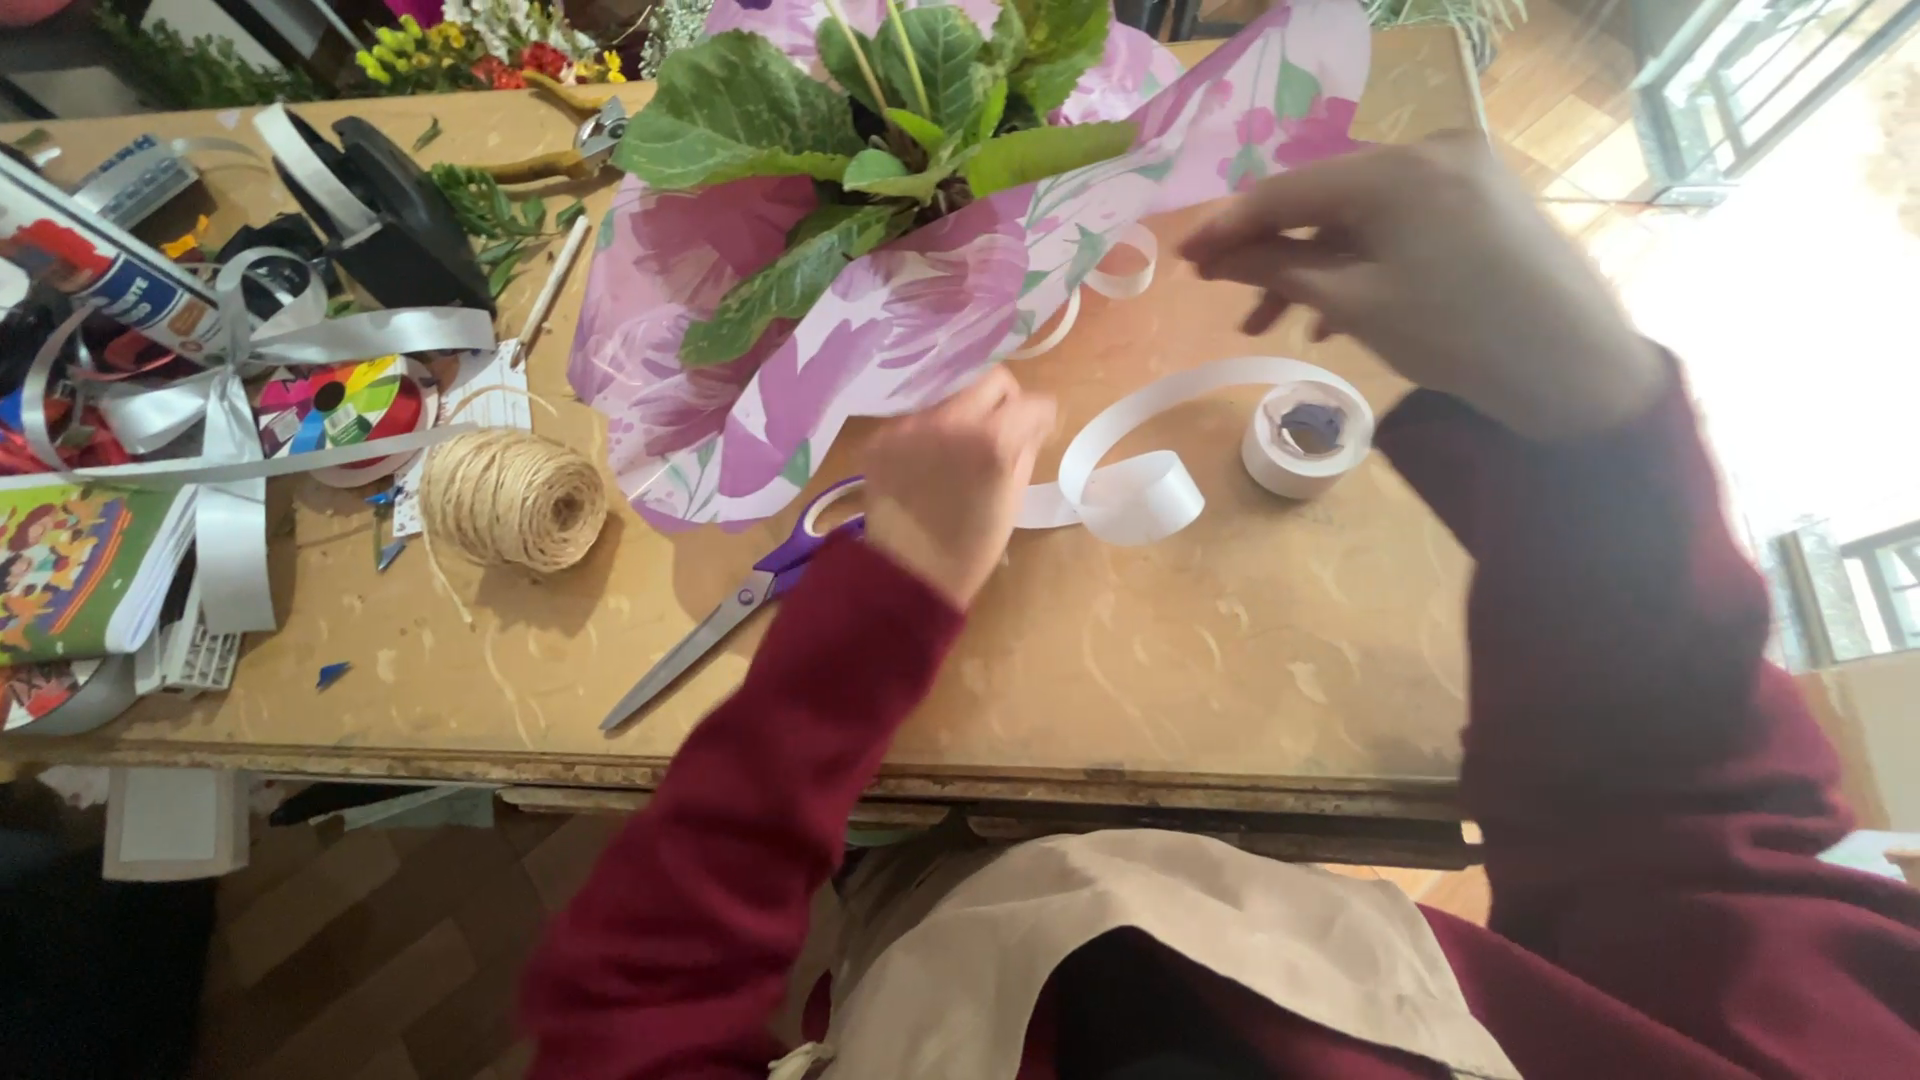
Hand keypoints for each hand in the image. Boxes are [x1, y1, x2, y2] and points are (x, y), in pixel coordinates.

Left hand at [861, 368, 1056, 608]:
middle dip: (1003, 404)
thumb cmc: (971, 546)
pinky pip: (917, 421)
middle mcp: (949, 419)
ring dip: (961, 420)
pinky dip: (927, 437)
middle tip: (998, 435)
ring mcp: (910, 425)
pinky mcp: (881, 437)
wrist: (908, 574)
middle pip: (991, 382)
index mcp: (992, 439)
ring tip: (954, 461)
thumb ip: (1026, 448)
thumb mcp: (1014, 498)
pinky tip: (924, 470)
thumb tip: (1031, 422)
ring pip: (951, 400)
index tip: (1037, 430)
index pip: (1032, 402)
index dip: (1040, 417)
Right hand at [1179, 132, 1668, 440]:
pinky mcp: (1473, 200)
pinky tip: (1328, 315)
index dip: (1228, 226)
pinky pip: (1391, 226)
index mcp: (1397, 170)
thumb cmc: (1452, 333)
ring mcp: (1457, 173)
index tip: (1184, 257)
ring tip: (1268, 324)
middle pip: (1320, 201)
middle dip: (1268, 252)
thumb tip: (1216, 257)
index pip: (1288, 191)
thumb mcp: (1352, 302)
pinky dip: (1353, 265)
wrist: (1570, 365)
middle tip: (1222, 293)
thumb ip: (1277, 269)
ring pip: (1353, 218)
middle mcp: (1428, 152)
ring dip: (1307, 267)